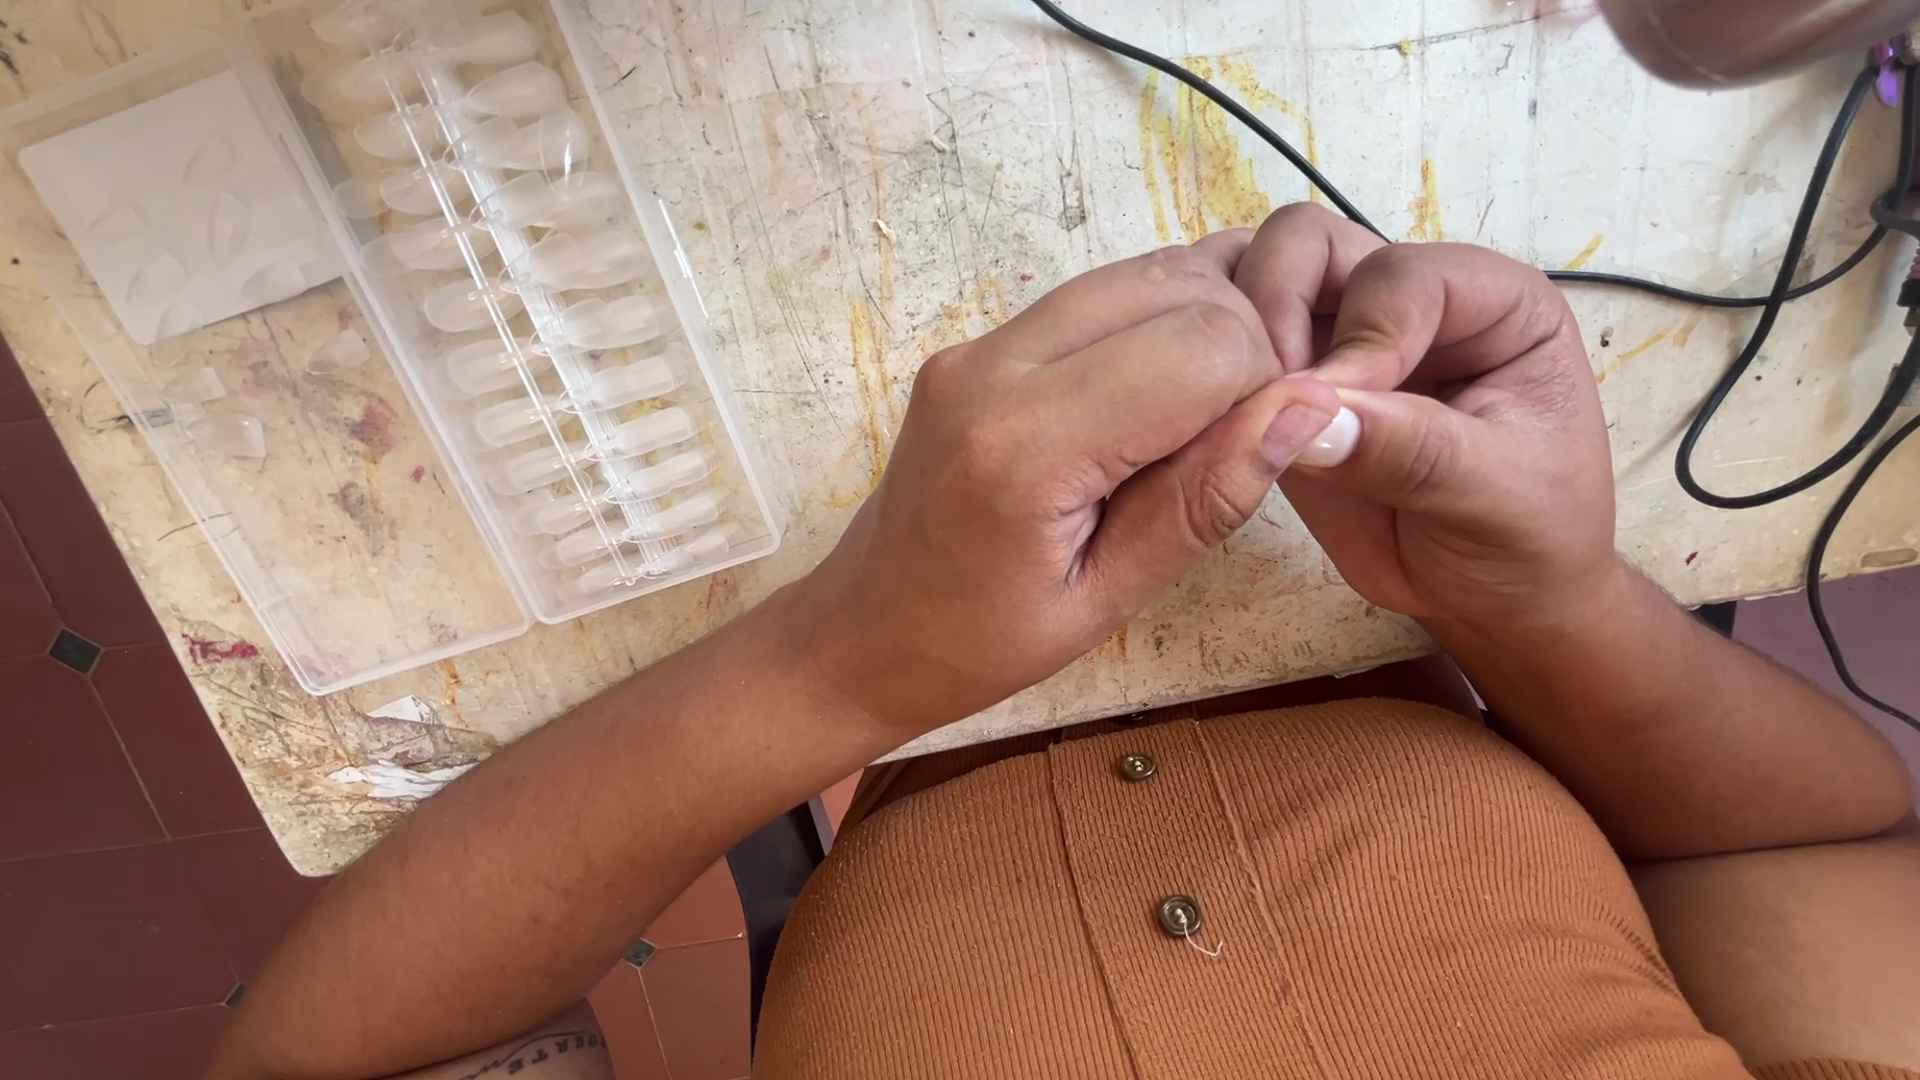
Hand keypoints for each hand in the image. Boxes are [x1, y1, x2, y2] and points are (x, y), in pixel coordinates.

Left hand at [790, 234, 1345, 734]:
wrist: (860, 630)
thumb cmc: (975, 645)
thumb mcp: (1103, 601)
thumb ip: (1201, 502)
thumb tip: (1300, 411)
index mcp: (1026, 445)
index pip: (1204, 343)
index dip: (1261, 389)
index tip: (1248, 455)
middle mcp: (993, 367)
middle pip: (1176, 287)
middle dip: (1236, 349)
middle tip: (1220, 442)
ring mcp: (974, 346)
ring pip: (1136, 275)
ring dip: (1193, 332)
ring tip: (1184, 426)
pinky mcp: (971, 347)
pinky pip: (1090, 300)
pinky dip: (1144, 330)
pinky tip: (1143, 401)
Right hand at [1233, 204, 1617, 633]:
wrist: (1475, 592)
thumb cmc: (1520, 536)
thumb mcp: (1493, 496)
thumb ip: (1411, 450)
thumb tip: (1311, 418)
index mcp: (1483, 301)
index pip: (1398, 276)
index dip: (1363, 339)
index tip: (1339, 419)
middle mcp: (1398, 305)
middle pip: (1306, 244)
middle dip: (1274, 306)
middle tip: (1271, 397)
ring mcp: (1330, 345)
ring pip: (1253, 284)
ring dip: (1231, 331)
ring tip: (1236, 407)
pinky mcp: (1283, 394)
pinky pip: (1228, 357)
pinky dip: (1208, 378)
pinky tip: (1212, 425)